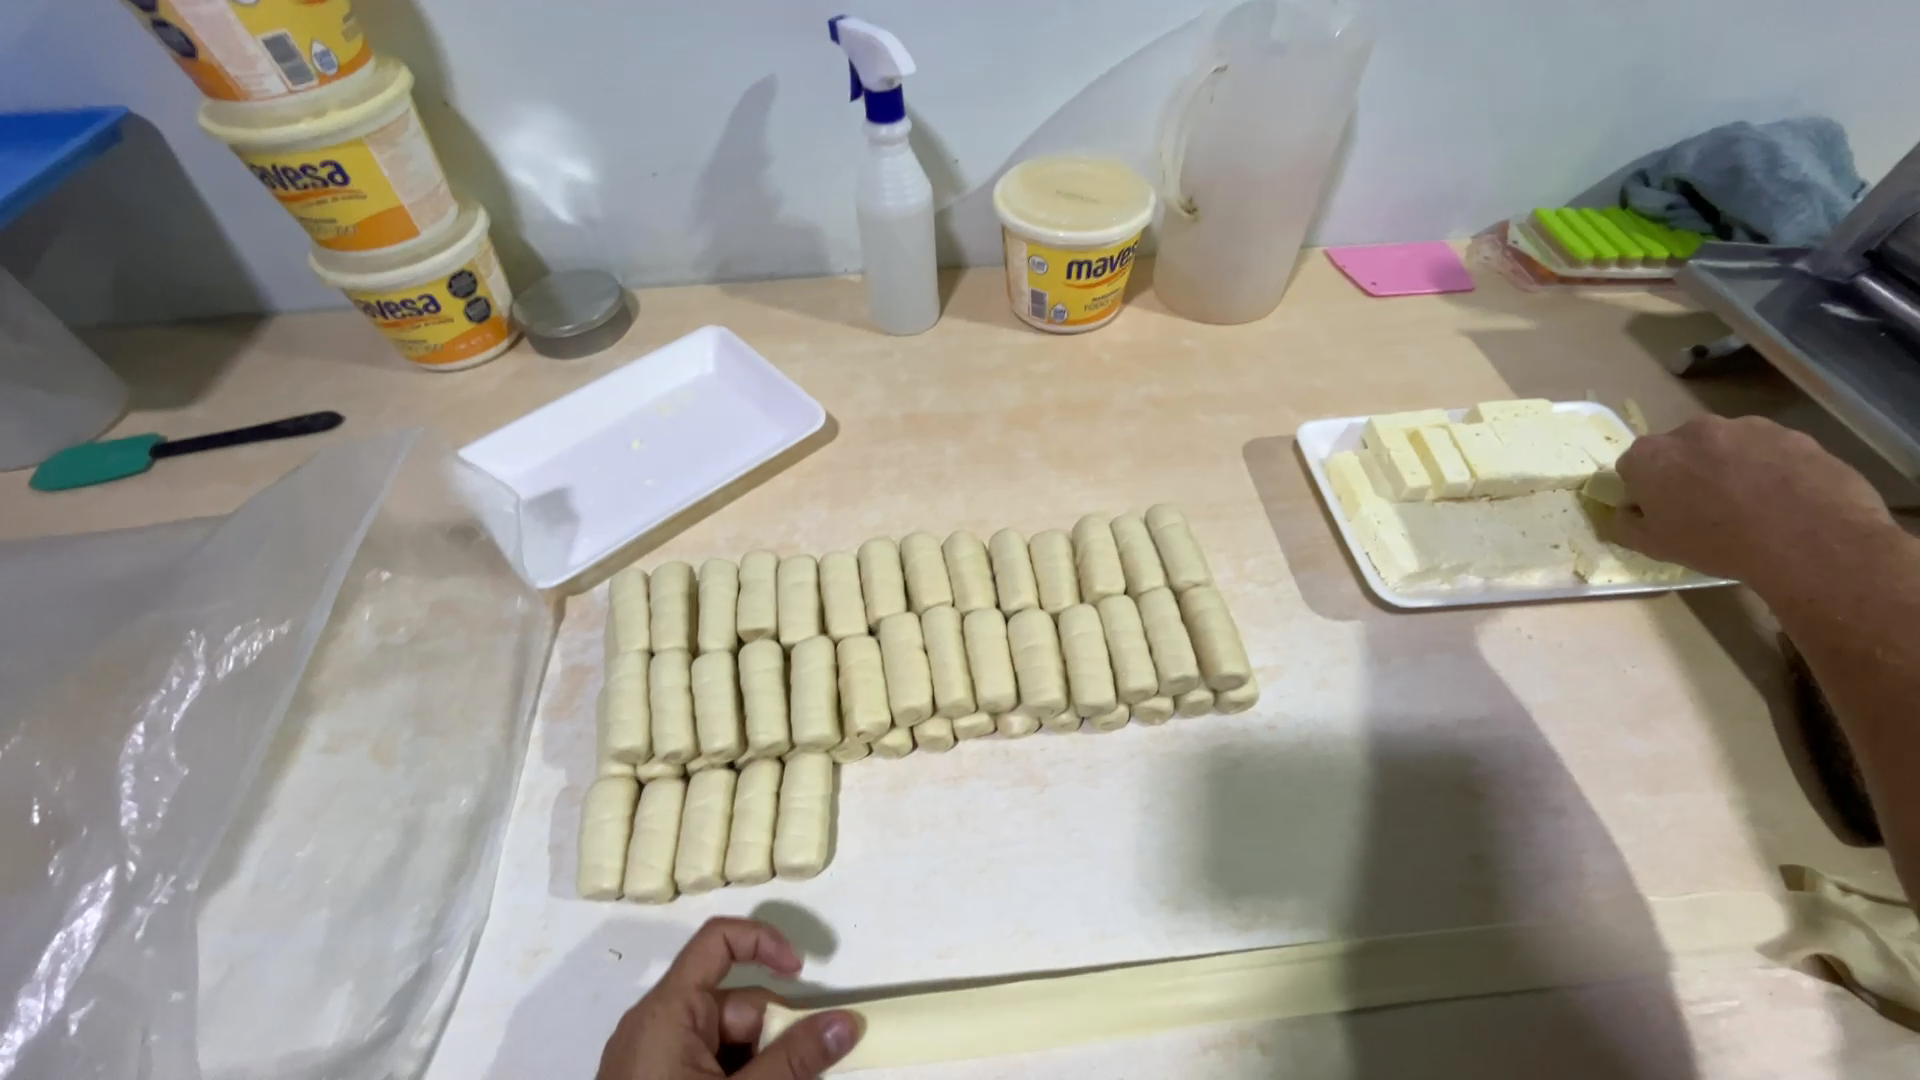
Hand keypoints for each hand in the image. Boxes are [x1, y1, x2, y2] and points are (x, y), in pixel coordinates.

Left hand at [597, 918, 858, 1079]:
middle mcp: (658, 1023)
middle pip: (735, 1003)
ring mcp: (654, 1058)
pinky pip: (708, 1064)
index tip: (803, 974)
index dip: (764, 943)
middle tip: (803, 1074)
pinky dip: (738, 1077)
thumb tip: (846, 1021)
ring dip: (761, 1064)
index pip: (719, 941)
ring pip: (728, 1040)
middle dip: (775, 1035)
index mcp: (668, 1010)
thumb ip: (794, 1059)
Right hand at [1612, 415, 1894, 588]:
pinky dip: (1769, 468)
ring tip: (1750, 503)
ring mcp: (1746, 428)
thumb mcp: (1653, 546)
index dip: (1645, 490)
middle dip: (1686, 472)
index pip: (1632, 467)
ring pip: (1725, 447)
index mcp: (1649, 455)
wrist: (1812, 541)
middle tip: (1705, 507)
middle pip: (1679, 451)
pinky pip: (1768, 450)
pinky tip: (1783, 498)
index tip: (1663, 511)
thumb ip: (1625, 523)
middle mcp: (1691, 431)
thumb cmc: (1718, 544)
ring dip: (1728, 467)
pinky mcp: (1793, 434)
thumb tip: (1628, 510)